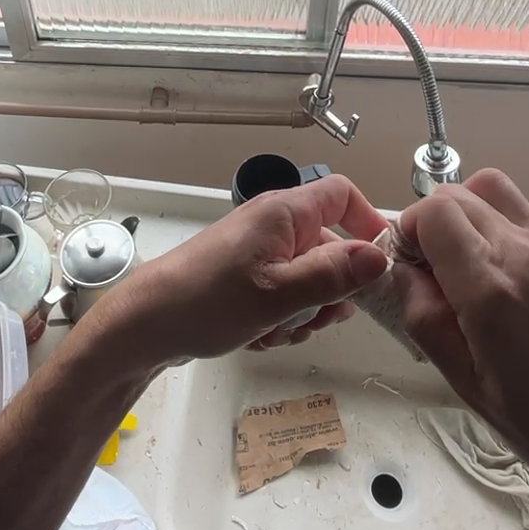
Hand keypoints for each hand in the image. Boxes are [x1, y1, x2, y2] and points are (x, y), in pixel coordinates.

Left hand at [94, 174, 391, 367]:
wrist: (148, 324)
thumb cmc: (209, 301)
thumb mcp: (279, 294)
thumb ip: (333, 274)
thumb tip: (380, 256)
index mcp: (284, 212)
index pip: (342, 194)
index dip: (367, 223)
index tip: (378, 267)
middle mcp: (274, 224)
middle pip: (330, 246)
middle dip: (330, 290)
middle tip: (312, 320)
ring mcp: (259, 251)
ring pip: (309, 278)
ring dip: (304, 311)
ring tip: (276, 331)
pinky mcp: (247, 276)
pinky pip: (284, 294)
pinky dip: (281, 318)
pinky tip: (260, 335)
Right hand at [394, 170, 528, 493]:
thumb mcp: (463, 382)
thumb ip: (422, 317)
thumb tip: (403, 273)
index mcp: (491, 288)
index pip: (433, 211)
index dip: (409, 231)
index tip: (408, 266)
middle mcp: (523, 253)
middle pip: (455, 192)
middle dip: (429, 221)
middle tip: (430, 267)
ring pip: (489, 187)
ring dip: (463, 212)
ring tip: (462, 258)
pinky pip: (518, 211)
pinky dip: (493, 223)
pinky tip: (497, 272)